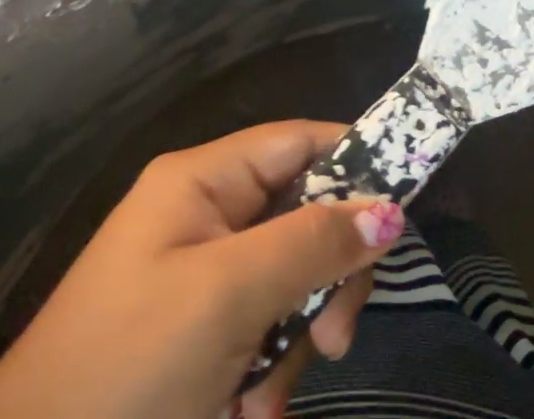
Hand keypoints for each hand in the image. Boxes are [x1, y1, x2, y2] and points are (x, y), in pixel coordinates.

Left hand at [0, 121, 403, 418]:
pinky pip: (266, 323)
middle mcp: (207, 214)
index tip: (404, 213)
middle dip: (328, 277)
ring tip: (266, 397)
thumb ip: (314, 243)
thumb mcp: (229, 295)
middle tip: (337, 337)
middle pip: (308, 215)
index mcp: (203, 181)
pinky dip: (270, 366)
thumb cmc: (129, 363)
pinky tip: (250, 408)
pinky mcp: (201, 326)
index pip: (301, 141)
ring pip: (294, 278)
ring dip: (298, 337)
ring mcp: (203, 272)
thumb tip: (391, 210)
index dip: (358, 162)